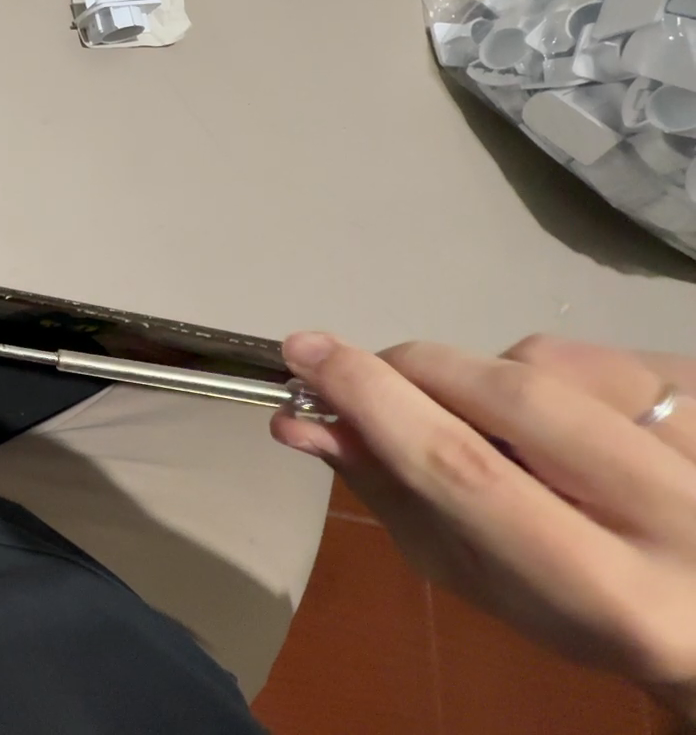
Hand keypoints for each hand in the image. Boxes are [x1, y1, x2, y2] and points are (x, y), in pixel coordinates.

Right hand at [271, 333, 695, 720]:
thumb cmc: (568, 603)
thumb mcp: (463, 565)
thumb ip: (383, 488)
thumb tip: (298, 418)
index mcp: (608, 592)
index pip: (461, 467)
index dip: (370, 398)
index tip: (303, 352)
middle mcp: (687, 525)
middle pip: (515, 395)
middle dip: (417, 368)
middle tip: (378, 376)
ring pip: (557, 361)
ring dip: (490, 373)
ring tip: (504, 422)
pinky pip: (610, 351)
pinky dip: (557, 367)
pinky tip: (578, 415)